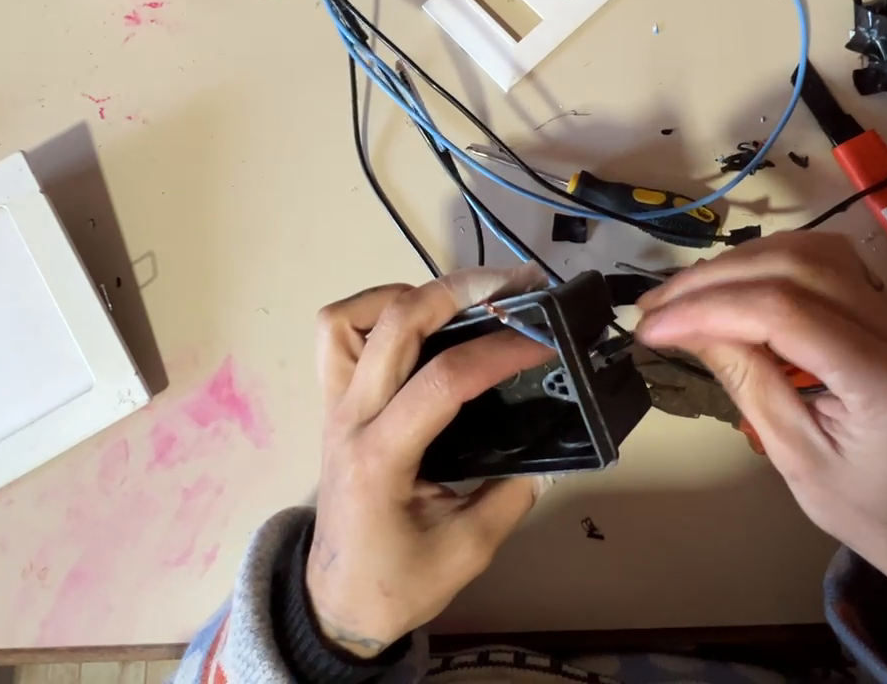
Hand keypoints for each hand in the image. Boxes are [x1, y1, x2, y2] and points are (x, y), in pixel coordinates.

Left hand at [307, 267, 554, 656]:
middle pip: (395, 323)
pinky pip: (337, 332)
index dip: (500, 350)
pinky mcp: (332, 398)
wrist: (334, 601)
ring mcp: (333, 402)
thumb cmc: (397, 582)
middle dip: (459, 290)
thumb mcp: (468, 551)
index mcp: (382, 457)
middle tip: (514, 285)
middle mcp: (350, 416)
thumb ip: (512, 494)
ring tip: (459, 302)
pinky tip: (418, 323)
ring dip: (407, 295)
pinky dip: (375, 311)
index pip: (444, 380)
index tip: (546, 340)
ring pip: (348, 317)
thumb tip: (554, 445)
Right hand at [635, 232, 886, 658]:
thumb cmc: (869, 510)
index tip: (650, 326)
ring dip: (739, 262)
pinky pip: (826, 260)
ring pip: (810, 249)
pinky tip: (735, 284)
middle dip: (714, 278)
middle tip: (657, 304)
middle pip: (796, 265)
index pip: (784, 311)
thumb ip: (745, 378)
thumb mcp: (794, 456)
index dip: (707, 307)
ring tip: (687, 293)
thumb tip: (682, 323)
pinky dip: (769, 261)